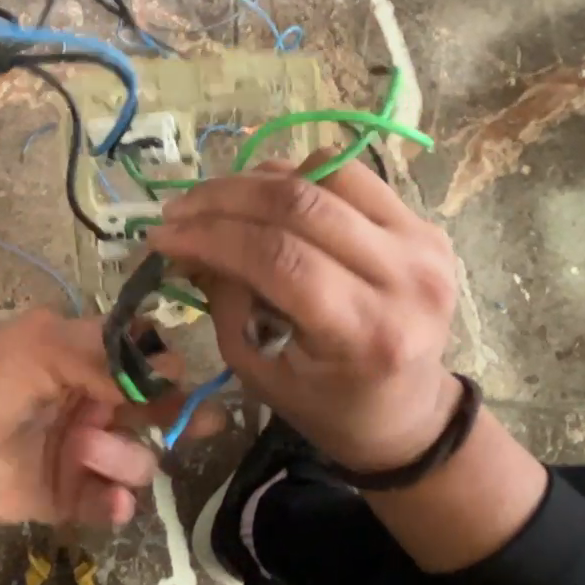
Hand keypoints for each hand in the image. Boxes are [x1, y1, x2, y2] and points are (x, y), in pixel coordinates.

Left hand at [0, 309, 165, 531]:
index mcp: (78, 357)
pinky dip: (115, 502)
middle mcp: (89, 401)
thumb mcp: (41, 348)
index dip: (164, 366)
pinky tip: (107, 498)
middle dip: (175, 415)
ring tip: (83, 447)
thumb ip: (106, 355)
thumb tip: (169, 363)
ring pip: (138, 457)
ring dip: (120, 454)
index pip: (140, 358)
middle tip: (199, 423)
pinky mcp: (71, 495)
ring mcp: (82, 451)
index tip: (176, 377)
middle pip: (155, 410)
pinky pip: (114, 503)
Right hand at [147, 155, 460, 472]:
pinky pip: (346, 173)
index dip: (209, 236)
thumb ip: (224, 295)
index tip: (161, 236)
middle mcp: (405, 280)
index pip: (276, 257)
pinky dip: (293, 174)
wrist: (406, 411)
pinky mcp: (423, 224)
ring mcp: (422, 244)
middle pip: (298, 206)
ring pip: (323, 173)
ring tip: (214, 201)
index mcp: (365, 333)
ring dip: (253, 180)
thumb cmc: (321, 401)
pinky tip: (261, 196)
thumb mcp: (256, 364)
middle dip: (221, 200)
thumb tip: (183, 240)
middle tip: (176, 211)